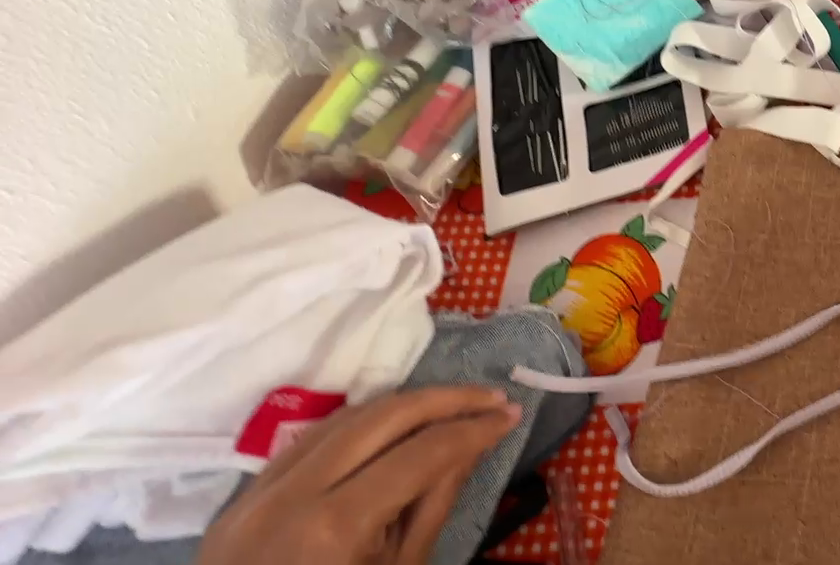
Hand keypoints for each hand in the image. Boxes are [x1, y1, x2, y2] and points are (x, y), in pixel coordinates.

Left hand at [197, 386, 519, 564]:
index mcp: (332, 528)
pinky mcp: (240, 498)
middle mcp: (290, 497)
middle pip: (385, 416)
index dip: (475, 427)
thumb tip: (476, 440)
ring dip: (407, 404)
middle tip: (493, 397)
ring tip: (452, 405)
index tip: (513, 413)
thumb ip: (437, 500)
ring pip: (347, 417)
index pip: (423, 450)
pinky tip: (394, 426)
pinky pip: (311, 439)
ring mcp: (255, 495)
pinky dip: (361, 423)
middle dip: (448, 399)